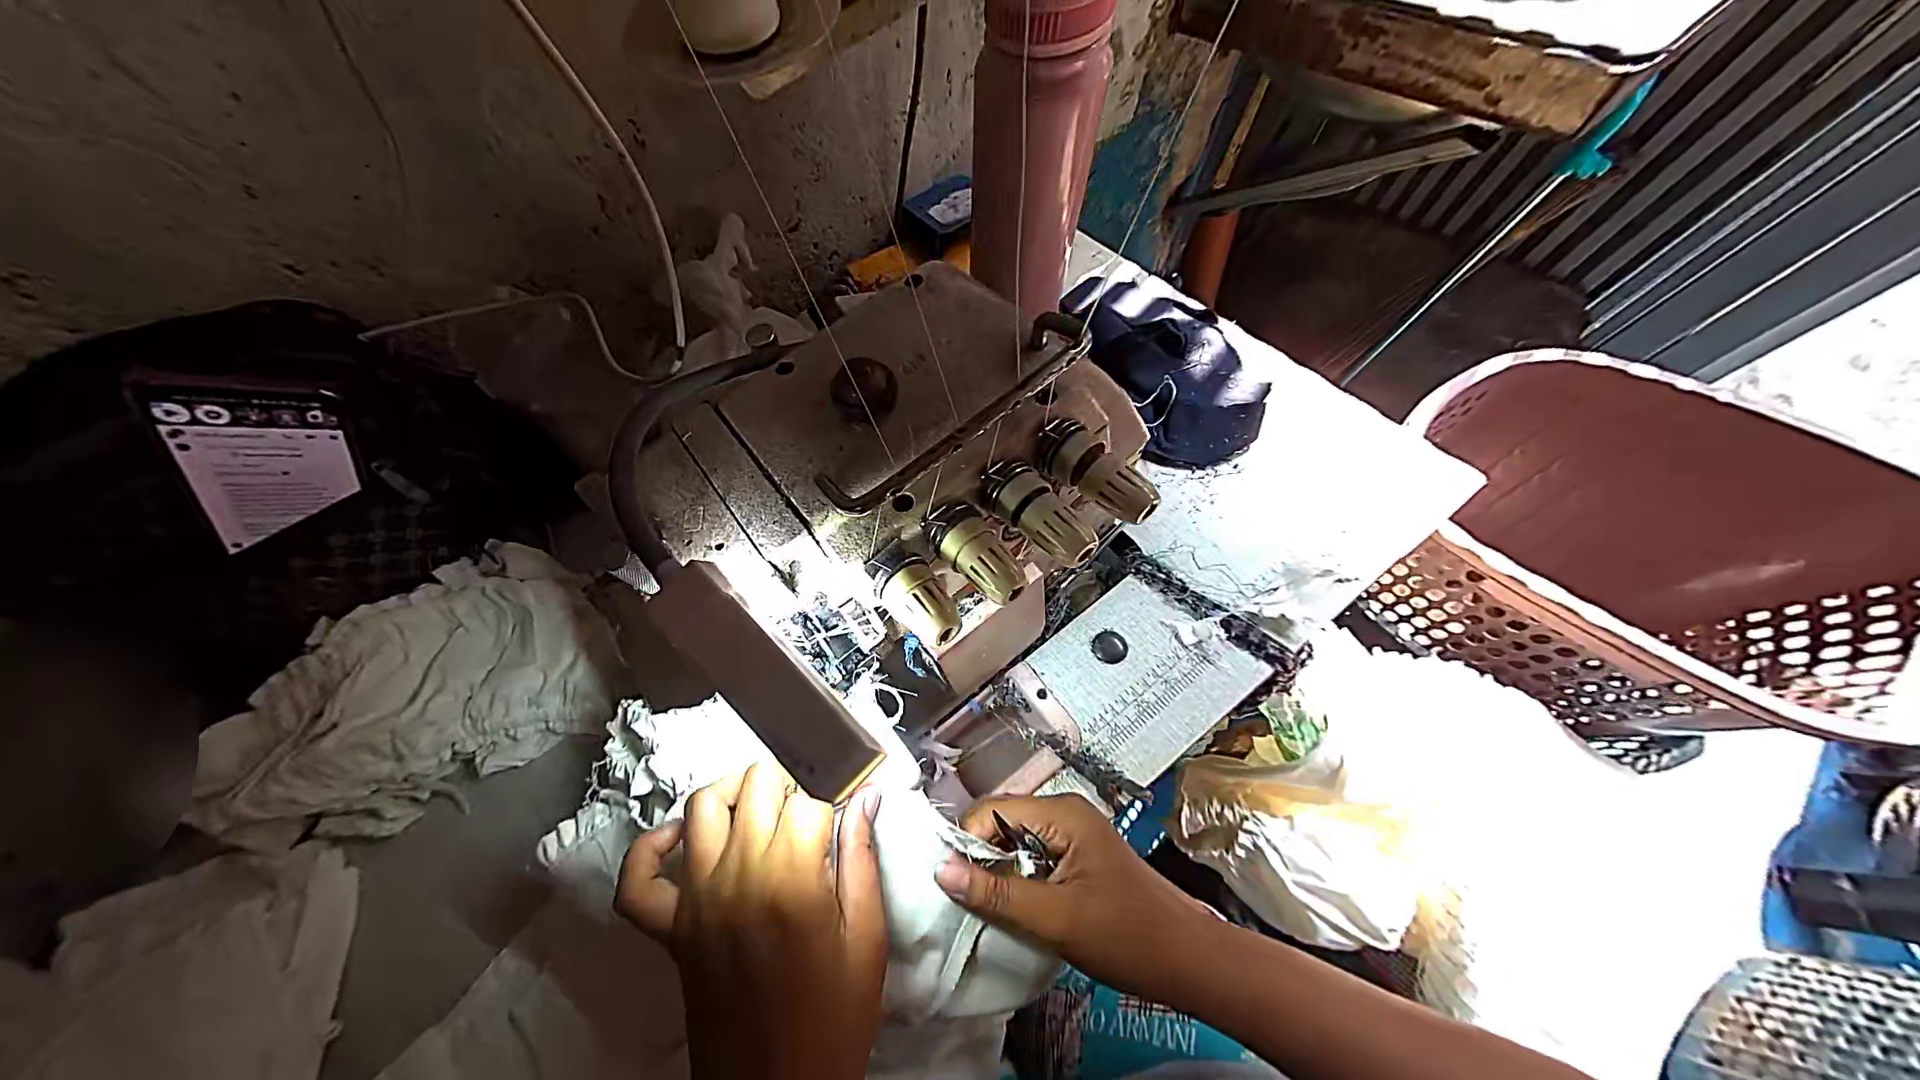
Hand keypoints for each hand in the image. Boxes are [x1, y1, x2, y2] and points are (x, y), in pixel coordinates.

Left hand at [615, 763, 887, 1079]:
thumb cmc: (834, 1017)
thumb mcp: (867, 938)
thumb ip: (863, 858)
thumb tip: (867, 799)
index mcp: (793, 879)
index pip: (811, 799)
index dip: (834, 799)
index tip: (845, 814)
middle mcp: (739, 877)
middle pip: (756, 786)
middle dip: (789, 787)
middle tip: (809, 815)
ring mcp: (697, 901)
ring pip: (702, 807)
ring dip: (735, 795)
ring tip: (763, 812)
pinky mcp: (670, 931)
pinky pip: (638, 877)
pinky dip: (652, 847)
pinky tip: (682, 840)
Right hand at [934, 794, 1216, 1001]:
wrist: (1189, 959)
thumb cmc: (1127, 935)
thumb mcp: (1055, 918)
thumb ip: (996, 893)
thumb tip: (942, 871)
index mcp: (1062, 813)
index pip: (993, 809)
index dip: (967, 842)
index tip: (952, 882)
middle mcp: (1066, 811)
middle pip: (1003, 820)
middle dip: (981, 855)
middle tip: (967, 897)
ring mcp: (1074, 831)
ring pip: (1016, 839)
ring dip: (999, 868)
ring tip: (989, 904)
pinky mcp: (1078, 853)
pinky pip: (1033, 853)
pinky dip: (1018, 876)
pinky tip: (1016, 904)